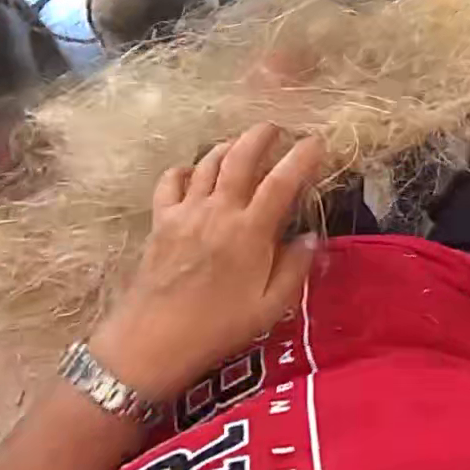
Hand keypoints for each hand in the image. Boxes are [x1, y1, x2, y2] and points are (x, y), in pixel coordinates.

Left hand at [88, 122, 324, 401]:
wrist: (153, 341)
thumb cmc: (218, 329)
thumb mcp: (269, 309)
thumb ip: (294, 269)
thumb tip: (311, 238)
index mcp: (250, 231)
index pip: (282, 182)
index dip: (301, 157)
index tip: (316, 141)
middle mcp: (219, 210)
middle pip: (240, 156)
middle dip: (260, 134)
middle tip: (274, 128)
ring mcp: (186, 211)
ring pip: (207, 162)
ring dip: (227, 147)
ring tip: (240, 144)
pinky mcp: (161, 219)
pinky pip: (170, 181)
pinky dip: (184, 169)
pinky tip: (192, 172)